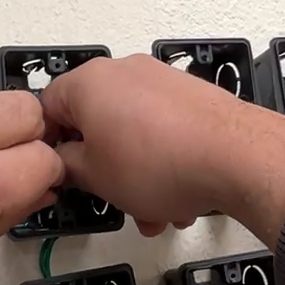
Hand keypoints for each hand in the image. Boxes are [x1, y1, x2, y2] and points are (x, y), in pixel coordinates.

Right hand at [40, 55, 284, 243]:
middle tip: (108, 196)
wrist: (236, 157)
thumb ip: (67, 166)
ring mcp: (162, 81)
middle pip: (96, 123)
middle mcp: (124, 72)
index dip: (49, 146)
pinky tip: (180, 200)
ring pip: (134, 134)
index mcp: (89, 82)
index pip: (47, 108)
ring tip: (156, 212)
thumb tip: (65, 161)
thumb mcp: (95, 177)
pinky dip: (165, 163)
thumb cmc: (163, 162)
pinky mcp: (193, 96)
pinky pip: (165, 132)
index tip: (60, 173)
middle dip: (103, 168)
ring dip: (138, 175)